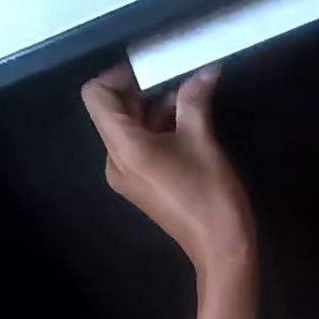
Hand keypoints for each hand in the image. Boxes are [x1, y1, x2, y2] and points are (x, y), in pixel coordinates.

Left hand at [81, 63, 254, 280]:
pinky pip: (140, 148)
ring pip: (129, 129)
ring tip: (190, 101)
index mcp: (123, 148)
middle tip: (180, 79)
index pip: (97, 95)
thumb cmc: (211, 197)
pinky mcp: (143, 186)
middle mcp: (115, 161)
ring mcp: (127, 176)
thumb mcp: (203, 141)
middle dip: (144, 91)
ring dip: (154, 110)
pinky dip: (158, 131)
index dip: (120, 75)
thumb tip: (205, 72)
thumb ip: (195, 100)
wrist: (222, 249)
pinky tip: (188, 126)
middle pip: (113, 111)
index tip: (154, 69)